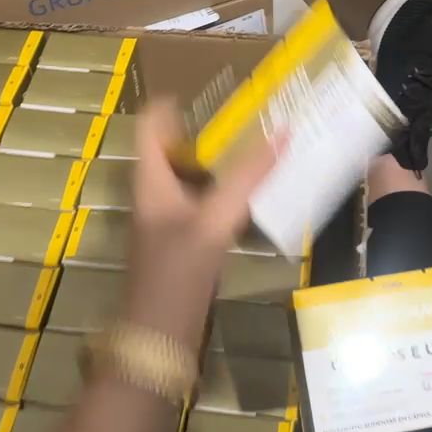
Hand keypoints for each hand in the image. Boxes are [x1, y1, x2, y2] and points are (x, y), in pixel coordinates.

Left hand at [124, 102, 277, 350]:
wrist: (157, 340)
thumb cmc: (178, 274)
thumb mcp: (214, 221)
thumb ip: (247, 178)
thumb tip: (282, 129)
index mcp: (150, 182)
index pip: (149, 126)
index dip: (170, 104)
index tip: (208, 91)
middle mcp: (155, 196)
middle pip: (174, 150)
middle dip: (208, 132)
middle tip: (249, 119)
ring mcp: (168, 223)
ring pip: (192, 179)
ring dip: (221, 164)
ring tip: (259, 150)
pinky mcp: (183, 246)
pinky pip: (205, 207)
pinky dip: (227, 195)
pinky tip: (256, 199)